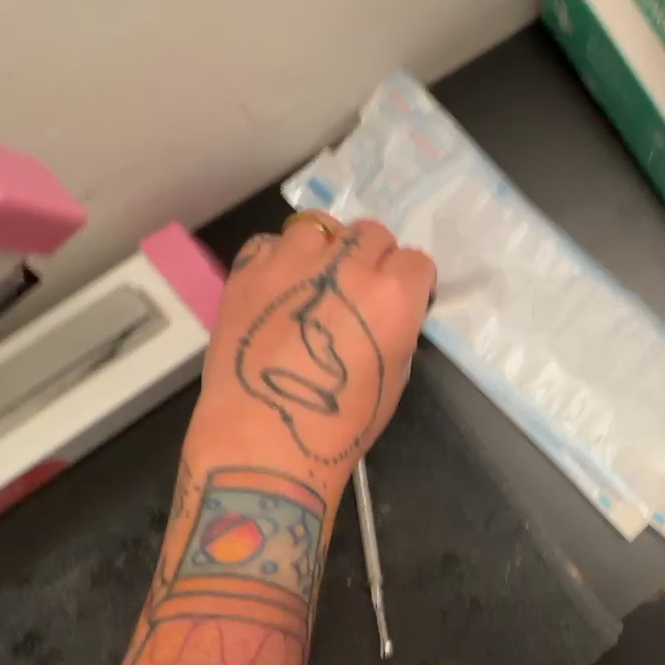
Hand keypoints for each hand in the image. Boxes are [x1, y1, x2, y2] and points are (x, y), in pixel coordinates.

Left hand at [190, 212, 434, 483]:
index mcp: (394, 295)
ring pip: (321, 227)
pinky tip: (281, 289)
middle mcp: (347, 266)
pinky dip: (281, 258)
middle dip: (374, 258)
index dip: (413, 283)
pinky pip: (272, 243)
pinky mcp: (248, 269)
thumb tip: (388, 311)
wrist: (267, 437)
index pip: (416, 262)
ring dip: (328, 248)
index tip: (404, 302)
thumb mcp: (396, 374)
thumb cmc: (346, 420)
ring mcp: (292, 261)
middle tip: (362, 291)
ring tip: (318, 280)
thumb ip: (397, 327)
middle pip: (372, 233)